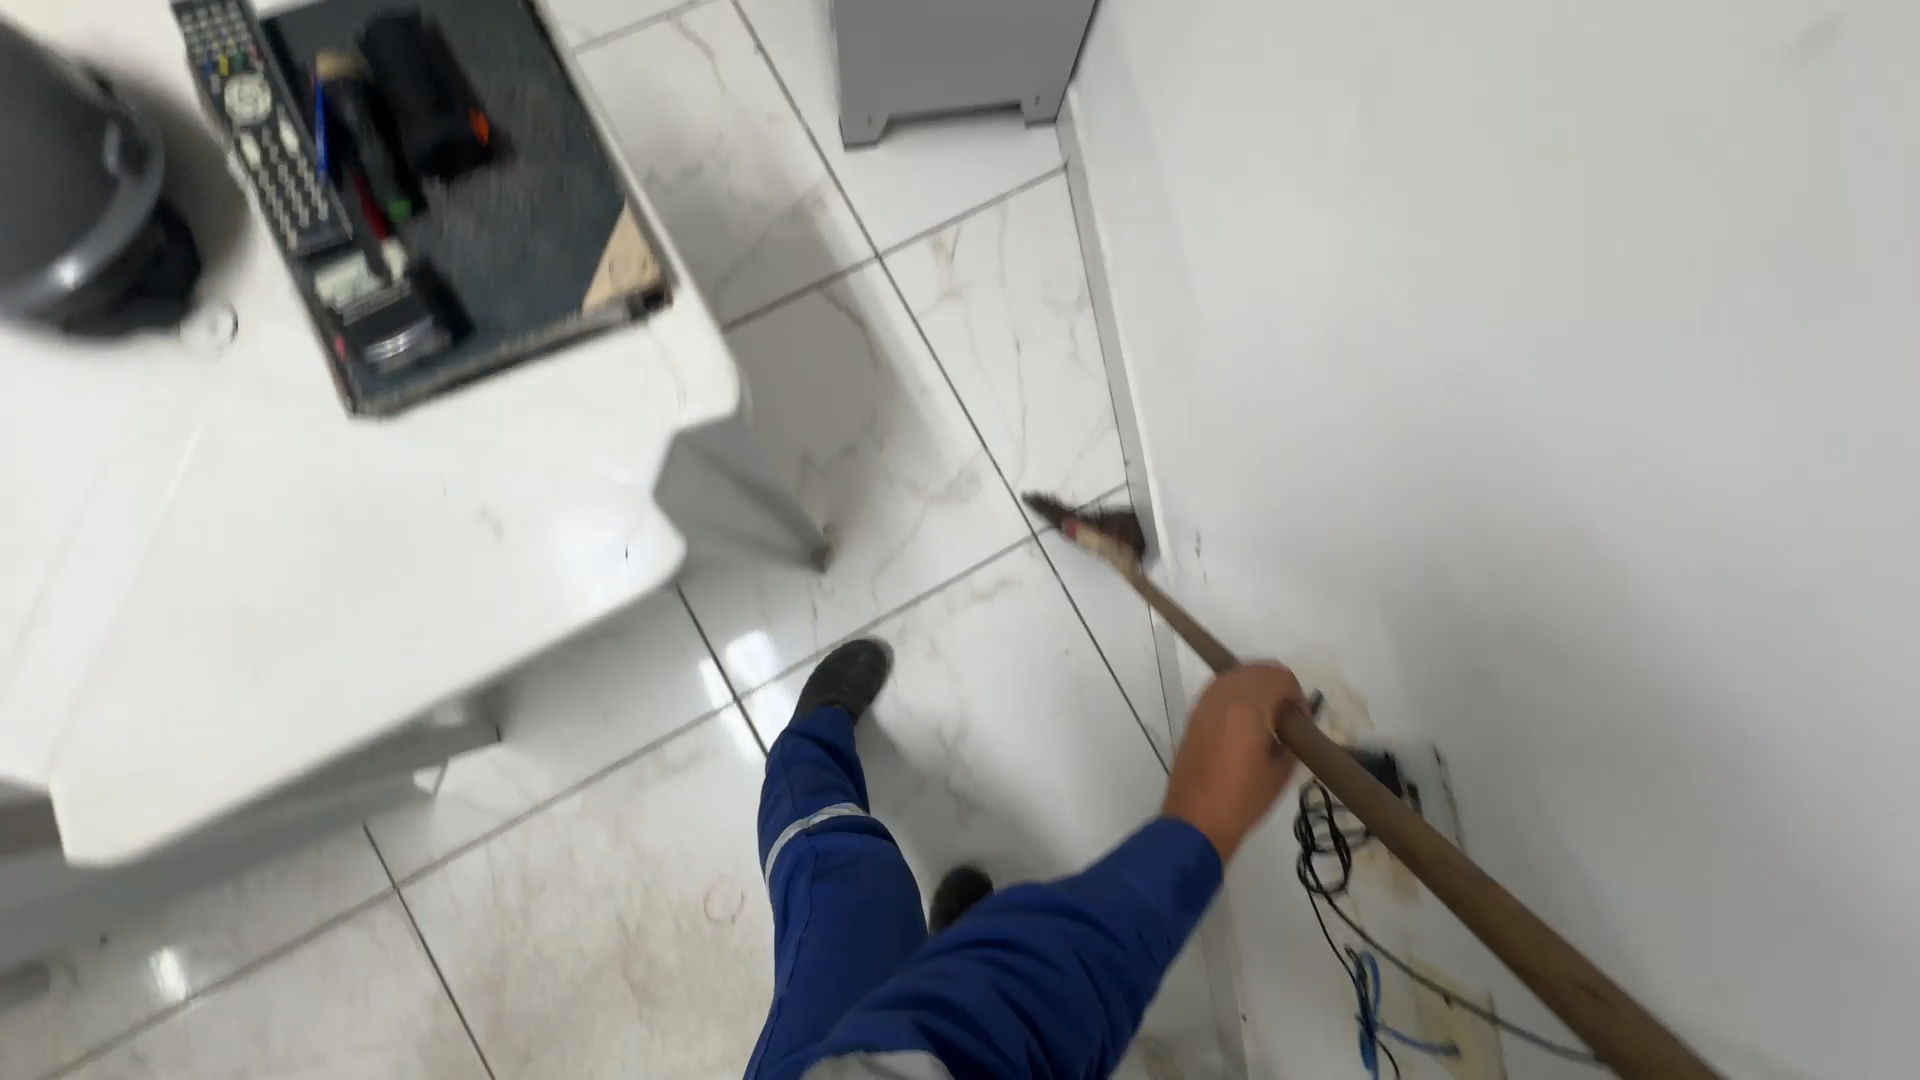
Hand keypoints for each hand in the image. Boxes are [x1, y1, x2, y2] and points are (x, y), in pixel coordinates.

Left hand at [1162, 663, 1307, 861]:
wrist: (1197, 817)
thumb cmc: (1244, 799)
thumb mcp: (1281, 771)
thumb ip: (1292, 740)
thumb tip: (1294, 726)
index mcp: (1248, 707)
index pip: (1280, 677)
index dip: (1297, 695)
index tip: (1301, 721)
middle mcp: (1224, 695)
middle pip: (1257, 669)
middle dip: (1278, 686)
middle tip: (1288, 716)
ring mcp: (1205, 702)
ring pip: (1236, 674)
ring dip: (1256, 686)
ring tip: (1268, 717)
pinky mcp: (1194, 713)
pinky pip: (1219, 688)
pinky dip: (1236, 693)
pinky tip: (1245, 720)